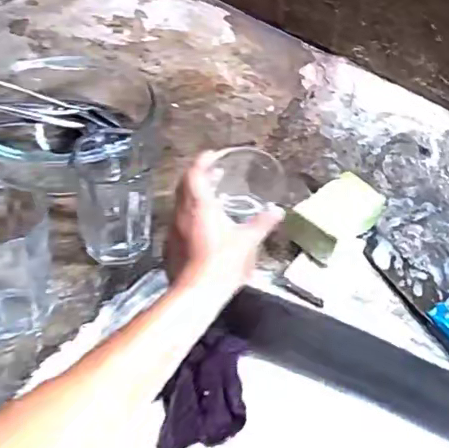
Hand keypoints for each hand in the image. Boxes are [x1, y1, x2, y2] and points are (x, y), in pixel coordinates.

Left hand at [164, 150, 282, 295]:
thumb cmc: (223, 261)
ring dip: (195, 195)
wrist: (197, 292)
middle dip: (199, 175)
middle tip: (215, 172)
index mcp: (200, 206)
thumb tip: (277, 210)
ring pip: (181, 203)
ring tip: (213, 196)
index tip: (213, 155)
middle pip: (185, 186)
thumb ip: (263, 223)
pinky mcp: (171, 246)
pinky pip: (180, 222)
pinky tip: (205, 225)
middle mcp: (182, 214)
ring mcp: (173, 230)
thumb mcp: (249, 240)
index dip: (203, 161)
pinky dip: (192, 214)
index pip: (195, 174)